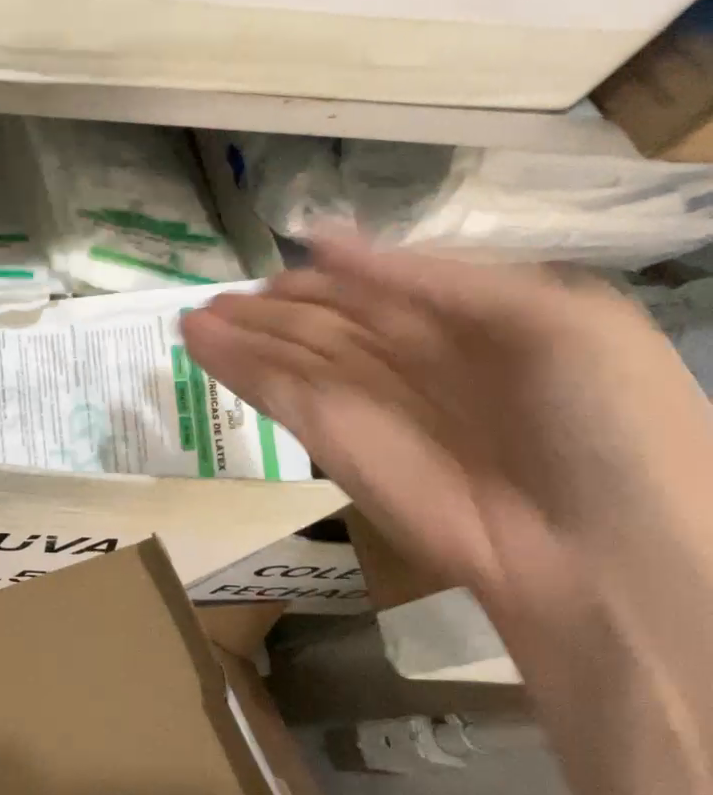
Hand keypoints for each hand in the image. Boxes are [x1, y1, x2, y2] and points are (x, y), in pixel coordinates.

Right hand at [180, 238, 712, 603]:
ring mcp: (366, 405)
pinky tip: (197, 342)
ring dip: (240, 333)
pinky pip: (274, 392)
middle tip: (216, 295)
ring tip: (190, 315)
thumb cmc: (603, 421)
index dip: (334, 273)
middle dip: (272, 306)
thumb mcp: (554, 319)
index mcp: (477, 327)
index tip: (288, 255)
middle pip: (327, 323)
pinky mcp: (328, 441)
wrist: (598, 551)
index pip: (388, 290)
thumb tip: (324, 243)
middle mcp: (414, 363)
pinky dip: (234, 367)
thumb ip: (435, 277)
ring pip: (291, 355)